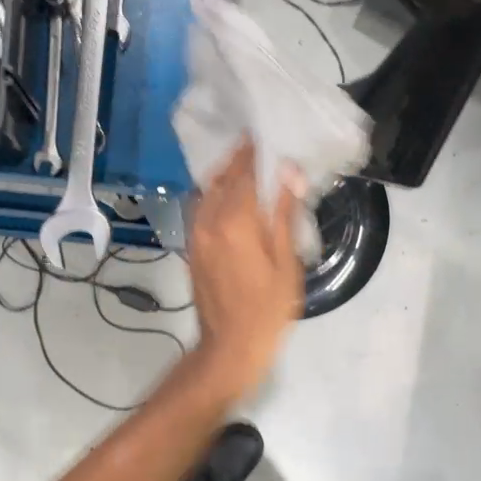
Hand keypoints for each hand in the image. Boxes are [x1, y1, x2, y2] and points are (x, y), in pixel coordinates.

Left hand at [186, 140, 301, 397]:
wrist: (229, 346)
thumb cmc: (266, 309)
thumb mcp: (285, 262)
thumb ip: (283, 215)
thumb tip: (288, 172)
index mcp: (235, 222)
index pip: (244, 174)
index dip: (254, 152)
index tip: (264, 133)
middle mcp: (208, 222)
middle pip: (222, 179)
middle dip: (237, 159)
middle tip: (255, 142)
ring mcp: (195, 236)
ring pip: (205, 193)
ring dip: (222, 175)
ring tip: (242, 164)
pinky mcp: (191, 248)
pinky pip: (199, 210)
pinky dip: (212, 194)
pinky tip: (227, 194)